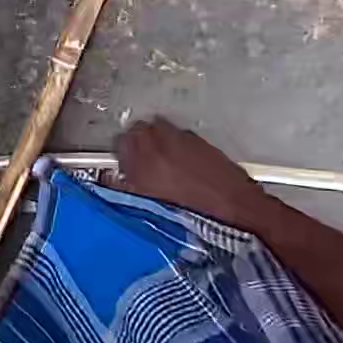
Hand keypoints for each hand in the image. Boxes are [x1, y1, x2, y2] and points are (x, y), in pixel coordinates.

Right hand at [114, 117, 281, 232]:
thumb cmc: (187, 210)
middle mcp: (157, 137)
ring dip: (160, 144)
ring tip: (167, 167)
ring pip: (160, 132)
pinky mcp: (200, 140)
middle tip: (145, 166)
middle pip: (139, 132)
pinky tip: (187, 169)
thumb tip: (107, 179)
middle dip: (140, 144)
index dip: (122, 155)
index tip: (126, 167)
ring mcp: (180, 136)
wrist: (235, 209)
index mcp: (138, 151)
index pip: (119, 142)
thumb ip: (120, 187)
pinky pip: (181, 139)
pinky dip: (179, 148)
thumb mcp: (143, 203)